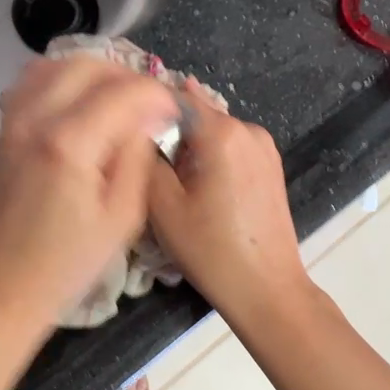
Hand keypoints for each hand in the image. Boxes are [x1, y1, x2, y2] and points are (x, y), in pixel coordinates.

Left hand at [0, 57, 179, 328]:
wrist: (1, 283)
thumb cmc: (67, 264)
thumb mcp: (122, 217)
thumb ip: (136, 156)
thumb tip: (150, 114)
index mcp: (68, 142)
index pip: (122, 91)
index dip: (156, 94)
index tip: (174, 111)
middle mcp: (35, 118)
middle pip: (86, 64)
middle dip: (126, 75)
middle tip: (149, 104)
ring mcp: (12, 119)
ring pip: (55, 65)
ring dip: (92, 72)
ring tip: (118, 100)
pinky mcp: (2, 128)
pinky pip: (31, 81)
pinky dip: (60, 79)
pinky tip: (80, 104)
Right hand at [148, 80, 309, 323]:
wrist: (268, 292)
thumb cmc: (210, 249)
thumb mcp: (161, 203)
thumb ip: (145, 154)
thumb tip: (135, 127)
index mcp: (222, 133)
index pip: (170, 97)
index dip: (141, 108)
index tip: (119, 127)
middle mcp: (247, 129)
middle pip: (190, 113)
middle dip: (165, 129)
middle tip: (140, 159)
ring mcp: (263, 146)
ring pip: (207, 130)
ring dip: (185, 144)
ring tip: (166, 177)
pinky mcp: (269, 164)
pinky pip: (226, 145)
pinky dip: (205, 156)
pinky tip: (192, 184)